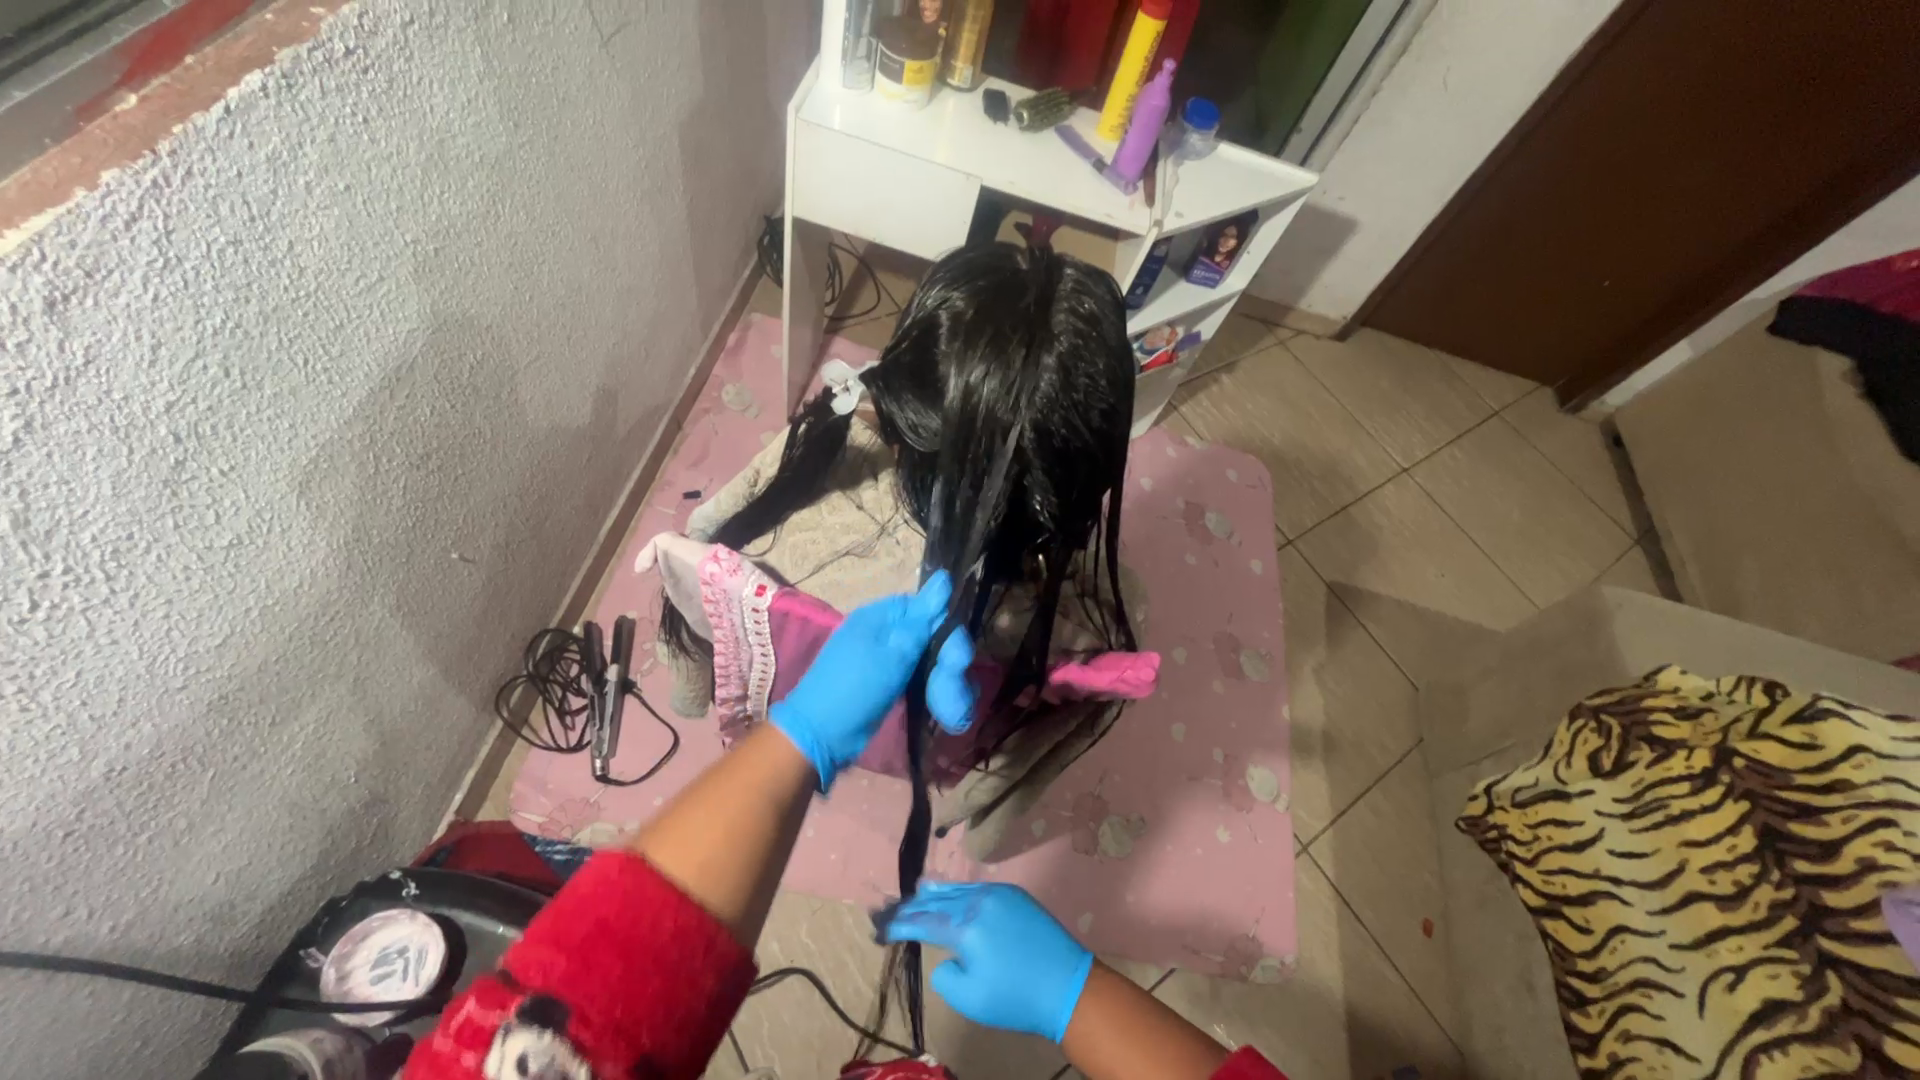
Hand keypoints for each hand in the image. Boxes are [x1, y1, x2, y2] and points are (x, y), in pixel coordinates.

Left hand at [770, 571, 975, 790]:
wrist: (822, 735)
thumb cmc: (855, 688)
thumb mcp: (892, 654)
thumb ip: (922, 621)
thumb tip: (945, 578)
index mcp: (879, 617)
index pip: (923, 606)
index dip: (944, 623)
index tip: (957, 650)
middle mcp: (884, 632)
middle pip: (929, 631)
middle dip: (946, 655)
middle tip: (953, 676)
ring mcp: (886, 658)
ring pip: (928, 656)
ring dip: (943, 676)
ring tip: (953, 703)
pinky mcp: (890, 682)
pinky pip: (919, 675)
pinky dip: (933, 687)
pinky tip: (945, 705)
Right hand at [879, 881, 1093, 1042]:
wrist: (1066, 984)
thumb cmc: (1015, 997)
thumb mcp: (970, 998)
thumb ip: (946, 976)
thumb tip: (948, 958)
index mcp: (965, 926)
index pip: (924, 921)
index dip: (902, 925)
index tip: (883, 928)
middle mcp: (979, 901)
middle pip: (938, 900)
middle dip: (914, 906)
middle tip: (892, 908)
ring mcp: (999, 894)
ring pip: (958, 889)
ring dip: (936, 892)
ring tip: (917, 891)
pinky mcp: (1016, 895)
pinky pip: (978, 888)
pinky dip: (959, 890)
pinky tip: (952, 892)